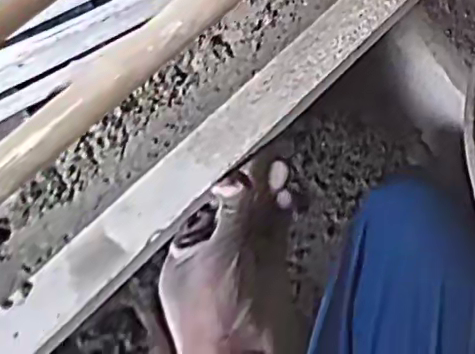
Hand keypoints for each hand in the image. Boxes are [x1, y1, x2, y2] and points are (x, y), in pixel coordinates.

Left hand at [158, 158, 299, 353]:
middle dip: (253, 181)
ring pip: (259, 211)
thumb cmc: (211, 319)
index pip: (208, 202)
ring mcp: (244, 256)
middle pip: (237, 203)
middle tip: (268, 158)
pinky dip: (284, 207)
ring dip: (271, 189)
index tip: (244, 155)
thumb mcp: (218, 254)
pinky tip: (287, 197)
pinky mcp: (270, 262)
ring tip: (280, 172)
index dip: (227, 178)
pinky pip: (277, 224)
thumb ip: (232, 212)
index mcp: (187, 252)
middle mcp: (215, 251)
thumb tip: (237, 177)